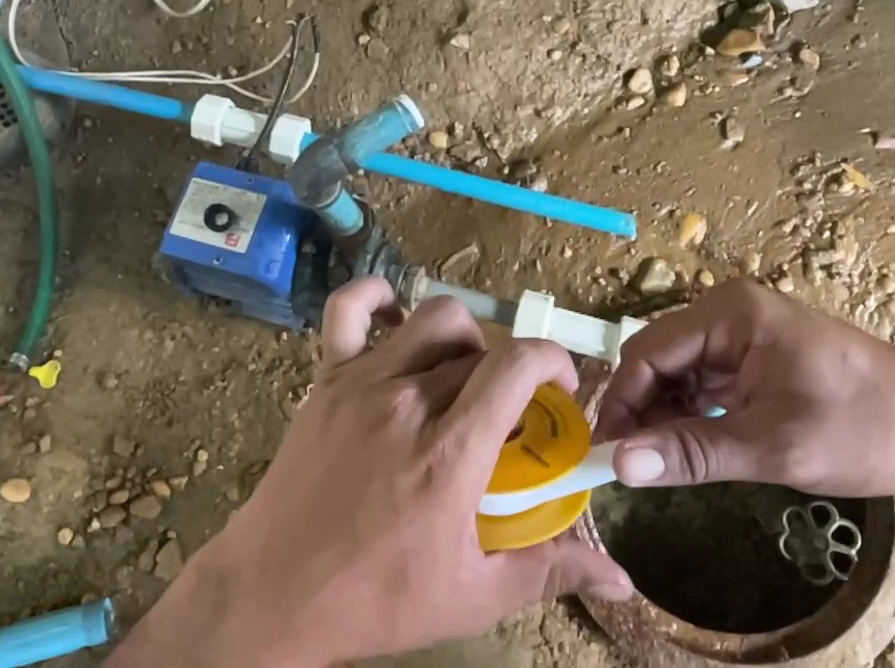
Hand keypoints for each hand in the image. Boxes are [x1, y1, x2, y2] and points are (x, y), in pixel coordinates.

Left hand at [114, 278, 629, 667]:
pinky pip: (349, 309)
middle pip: (481, 350)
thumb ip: (549, 571)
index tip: (560, 388)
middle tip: (510, 409)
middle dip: (511, 369)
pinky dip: (379, 298)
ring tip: (464, 373)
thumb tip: (621, 580)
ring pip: (432, 317)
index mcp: (451, 452)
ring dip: (464, 336)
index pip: (517, 363)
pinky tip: (398, 320)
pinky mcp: (327, 379)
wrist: (272, 591)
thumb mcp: (471, 595)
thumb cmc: (376, 598)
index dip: (553, 359)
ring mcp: (363, 381)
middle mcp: (409, 401)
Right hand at [596, 278, 894, 495]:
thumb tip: (620, 466)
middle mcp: (727, 314)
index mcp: (728, 314)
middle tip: (624, 467)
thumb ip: (693, 452)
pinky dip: (691, 417)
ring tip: (652, 465)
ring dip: (663, 417)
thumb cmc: (867, 426)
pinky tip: (686, 450)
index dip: (621, 402)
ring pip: (678, 374)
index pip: (647, 351)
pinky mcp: (756, 360)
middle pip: (657, 359)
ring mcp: (743, 335)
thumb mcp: (775, 446)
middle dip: (639, 410)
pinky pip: (705, 384)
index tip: (603, 454)